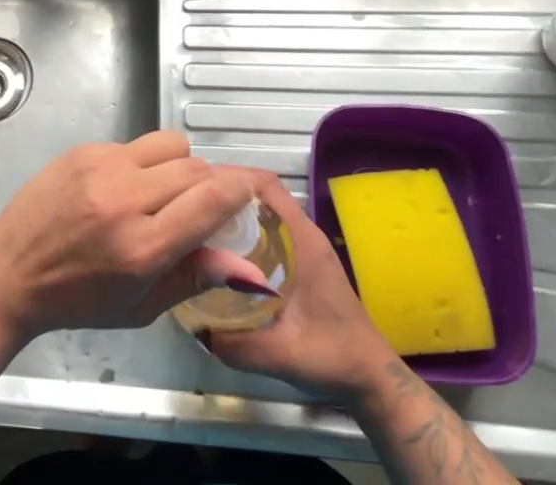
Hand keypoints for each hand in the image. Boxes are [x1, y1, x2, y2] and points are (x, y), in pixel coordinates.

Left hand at [0, 132, 255, 338]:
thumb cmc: (77, 300)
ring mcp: (101, 167)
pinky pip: (136, 144)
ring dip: (180, 166)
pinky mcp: (82, 151)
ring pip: (171, 145)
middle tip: (201, 206)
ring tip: (163, 193)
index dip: (240, 190)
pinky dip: (144, 163)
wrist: (10, 273)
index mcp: (142, 247)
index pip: (212, 200)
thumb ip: (195, 276)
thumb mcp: (141, 307)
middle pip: (196, 169)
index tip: (249, 192)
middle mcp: (124, 199)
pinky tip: (126, 189)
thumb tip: (250, 267)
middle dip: (210, 185)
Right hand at [202, 171, 392, 398]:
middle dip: (222, 194)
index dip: (231, 178)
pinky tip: (216, 253)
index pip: (267, 186)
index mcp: (304, 242)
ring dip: (230, 213)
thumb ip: (234, 344)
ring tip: (192, 225)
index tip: (195, 186)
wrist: (371, 379)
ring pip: (262, 212)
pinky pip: (265, 233)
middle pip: (260, 193)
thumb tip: (192, 326)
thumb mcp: (281, 355)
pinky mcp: (300, 263)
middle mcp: (304, 236)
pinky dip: (240, 233)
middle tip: (183, 207)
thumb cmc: (335, 358)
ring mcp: (303, 248)